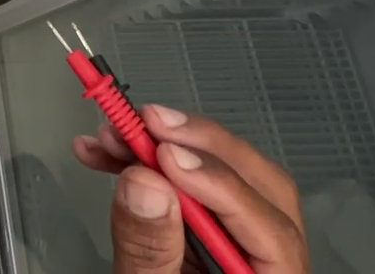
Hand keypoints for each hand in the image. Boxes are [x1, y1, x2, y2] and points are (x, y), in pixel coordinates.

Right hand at [74, 105, 308, 273]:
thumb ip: (150, 252)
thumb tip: (145, 180)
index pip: (272, 237)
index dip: (220, 186)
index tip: (163, 152)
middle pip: (265, 193)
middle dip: (201, 147)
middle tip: (147, 122)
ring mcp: (247, 253)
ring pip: (230, 178)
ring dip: (167, 145)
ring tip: (113, 134)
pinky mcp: (213, 236)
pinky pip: (192, 185)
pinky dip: (148, 160)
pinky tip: (102, 154)